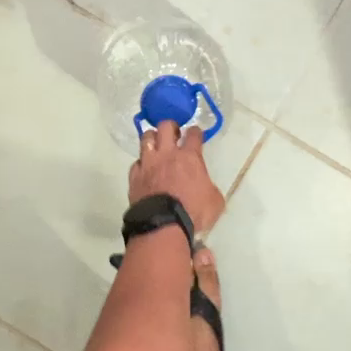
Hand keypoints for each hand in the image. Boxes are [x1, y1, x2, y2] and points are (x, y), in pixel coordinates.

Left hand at [129, 120, 225, 234]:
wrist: (162, 224)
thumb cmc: (193, 212)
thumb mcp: (215, 202)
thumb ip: (210, 188)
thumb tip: (206, 187)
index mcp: (189, 157)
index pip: (194, 134)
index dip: (196, 132)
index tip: (196, 134)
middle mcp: (167, 154)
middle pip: (166, 126)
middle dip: (171, 126)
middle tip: (174, 134)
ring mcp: (148, 163)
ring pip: (146, 138)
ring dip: (152, 139)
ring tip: (156, 145)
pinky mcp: (135, 176)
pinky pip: (136, 162)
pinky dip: (141, 164)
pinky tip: (145, 169)